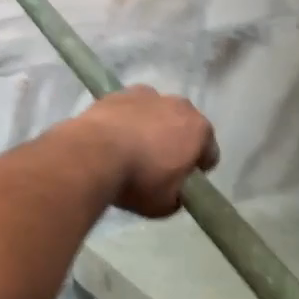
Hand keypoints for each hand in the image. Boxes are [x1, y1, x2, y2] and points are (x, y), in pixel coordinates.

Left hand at [73, 87, 218, 217]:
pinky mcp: (114, 93)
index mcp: (199, 130)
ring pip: (153, 113)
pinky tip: (109, 136)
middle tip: (153, 164)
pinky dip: (122, 119)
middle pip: (181, 126)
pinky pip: (126, 109)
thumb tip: (173, 192)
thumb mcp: (165, 204)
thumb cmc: (137, 180)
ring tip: (128, 148)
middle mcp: (178, 105)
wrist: (91, 154)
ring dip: (147, 126)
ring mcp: (145, 94)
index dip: (195, 169)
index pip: (207, 153)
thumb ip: (177, 195)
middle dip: (173, 142)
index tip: (180, 181)